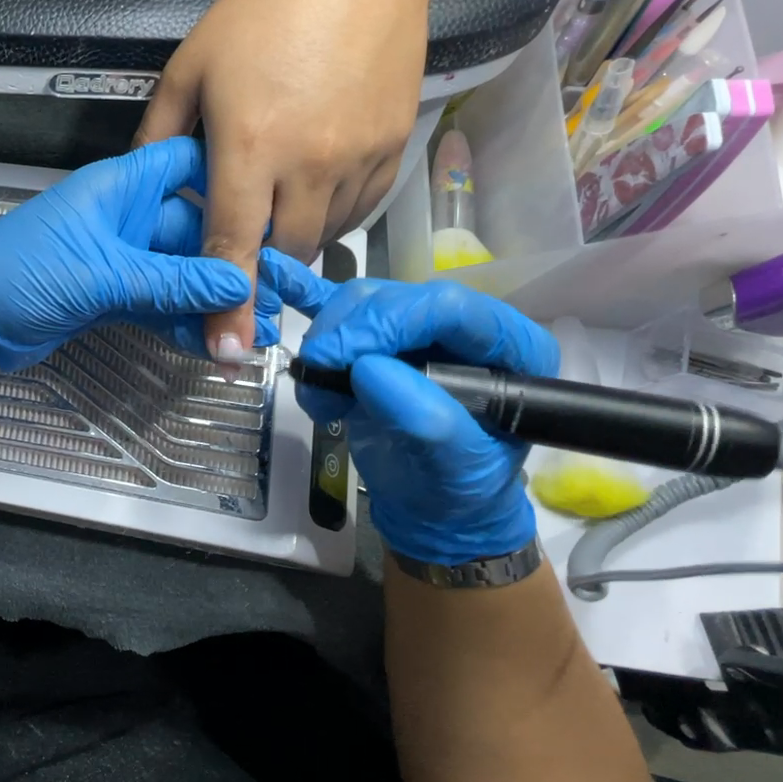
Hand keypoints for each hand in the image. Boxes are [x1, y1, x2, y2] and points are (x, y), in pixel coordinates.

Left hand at [0, 137, 253, 402]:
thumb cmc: (16, 278)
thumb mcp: (98, 276)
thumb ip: (169, 283)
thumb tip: (238, 285)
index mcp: (118, 187)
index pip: (188, 165)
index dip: (231, 181)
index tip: (273, 213)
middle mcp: (124, 216)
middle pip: (194, 230)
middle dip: (231, 265)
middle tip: (275, 299)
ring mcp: (118, 257)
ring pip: (180, 273)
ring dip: (210, 303)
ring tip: (249, 334)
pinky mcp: (110, 294)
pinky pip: (158, 302)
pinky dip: (181, 322)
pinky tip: (210, 345)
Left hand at [137, 0, 424, 358]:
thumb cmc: (261, 13)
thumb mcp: (187, 69)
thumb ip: (158, 134)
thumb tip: (141, 180)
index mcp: (249, 149)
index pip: (233, 246)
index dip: (227, 303)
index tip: (227, 350)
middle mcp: (309, 165)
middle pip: (284, 251)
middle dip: (260, 269)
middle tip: (241, 263)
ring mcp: (360, 159)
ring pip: (325, 235)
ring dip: (294, 241)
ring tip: (272, 217)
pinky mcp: (395, 148)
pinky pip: (360, 209)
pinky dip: (330, 216)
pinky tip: (309, 193)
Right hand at [262, 251, 560, 565]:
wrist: (431, 505)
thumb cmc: (455, 489)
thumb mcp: (455, 467)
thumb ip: (425, 419)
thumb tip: (367, 368)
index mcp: (507, 347)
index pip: (445, 307)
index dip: (386, 321)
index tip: (337, 357)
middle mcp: (459, 327)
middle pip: (391, 299)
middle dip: (344, 332)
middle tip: (315, 373)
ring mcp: (411, 329)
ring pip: (356, 303)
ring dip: (323, 341)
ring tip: (318, 394)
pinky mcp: (371, 340)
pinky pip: (335, 305)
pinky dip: (304, 292)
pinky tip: (276, 276)